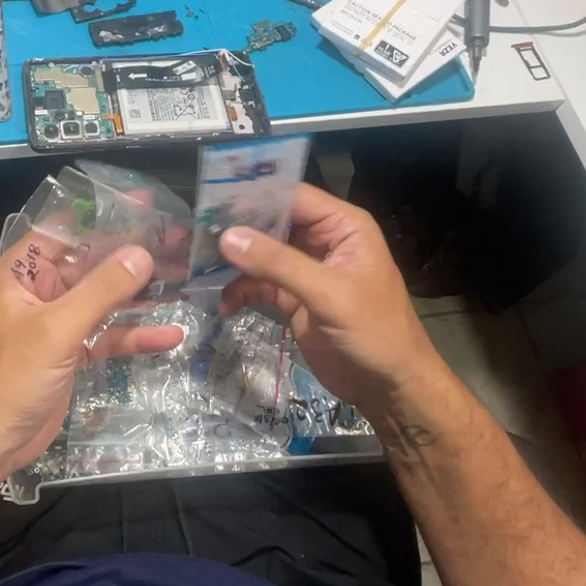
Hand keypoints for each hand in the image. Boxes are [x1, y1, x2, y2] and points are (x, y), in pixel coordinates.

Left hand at [0, 237, 186, 487]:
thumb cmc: (10, 379)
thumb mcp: (56, 331)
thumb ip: (100, 291)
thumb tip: (142, 254)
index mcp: (21, 272)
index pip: (66, 230)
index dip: (105, 216)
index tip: (148, 205)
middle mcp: (39, 290)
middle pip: (91, 263)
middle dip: (132, 255)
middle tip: (178, 241)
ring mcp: (58, 321)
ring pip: (104, 298)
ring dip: (140, 293)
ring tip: (185, 278)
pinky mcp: (72, 351)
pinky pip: (107, 334)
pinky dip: (135, 334)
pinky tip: (170, 335)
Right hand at [219, 185, 453, 425]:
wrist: (390, 388)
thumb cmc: (374, 332)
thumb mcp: (328, 293)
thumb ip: (278, 263)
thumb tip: (227, 237)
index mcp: (342, 226)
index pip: (292, 197)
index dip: (254, 196)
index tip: (213, 202)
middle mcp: (322, 240)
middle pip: (271, 222)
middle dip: (237, 229)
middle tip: (196, 235)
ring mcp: (306, 270)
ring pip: (261, 254)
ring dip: (233, 262)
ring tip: (199, 269)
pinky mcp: (293, 298)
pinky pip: (259, 284)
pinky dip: (240, 291)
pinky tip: (225, 304)